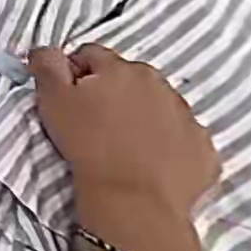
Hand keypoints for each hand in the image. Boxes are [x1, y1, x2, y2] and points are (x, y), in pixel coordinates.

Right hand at [27, 44, 219, 215]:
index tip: (68, 97)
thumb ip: (46, 63)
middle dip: (109, 91)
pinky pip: (180, 137)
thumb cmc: (87, 142)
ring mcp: (189, 119)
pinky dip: (165, 142)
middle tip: (91, 119)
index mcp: (123, 69)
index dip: (74, 73)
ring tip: (118, 141)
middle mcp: (161, 86)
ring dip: (138, 115)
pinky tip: (146, 158)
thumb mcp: (51, 96)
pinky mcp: (205, 151)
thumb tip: (49, 51)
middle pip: (127, 78)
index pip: (91, 55)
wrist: (133, 199)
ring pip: (155, 106)